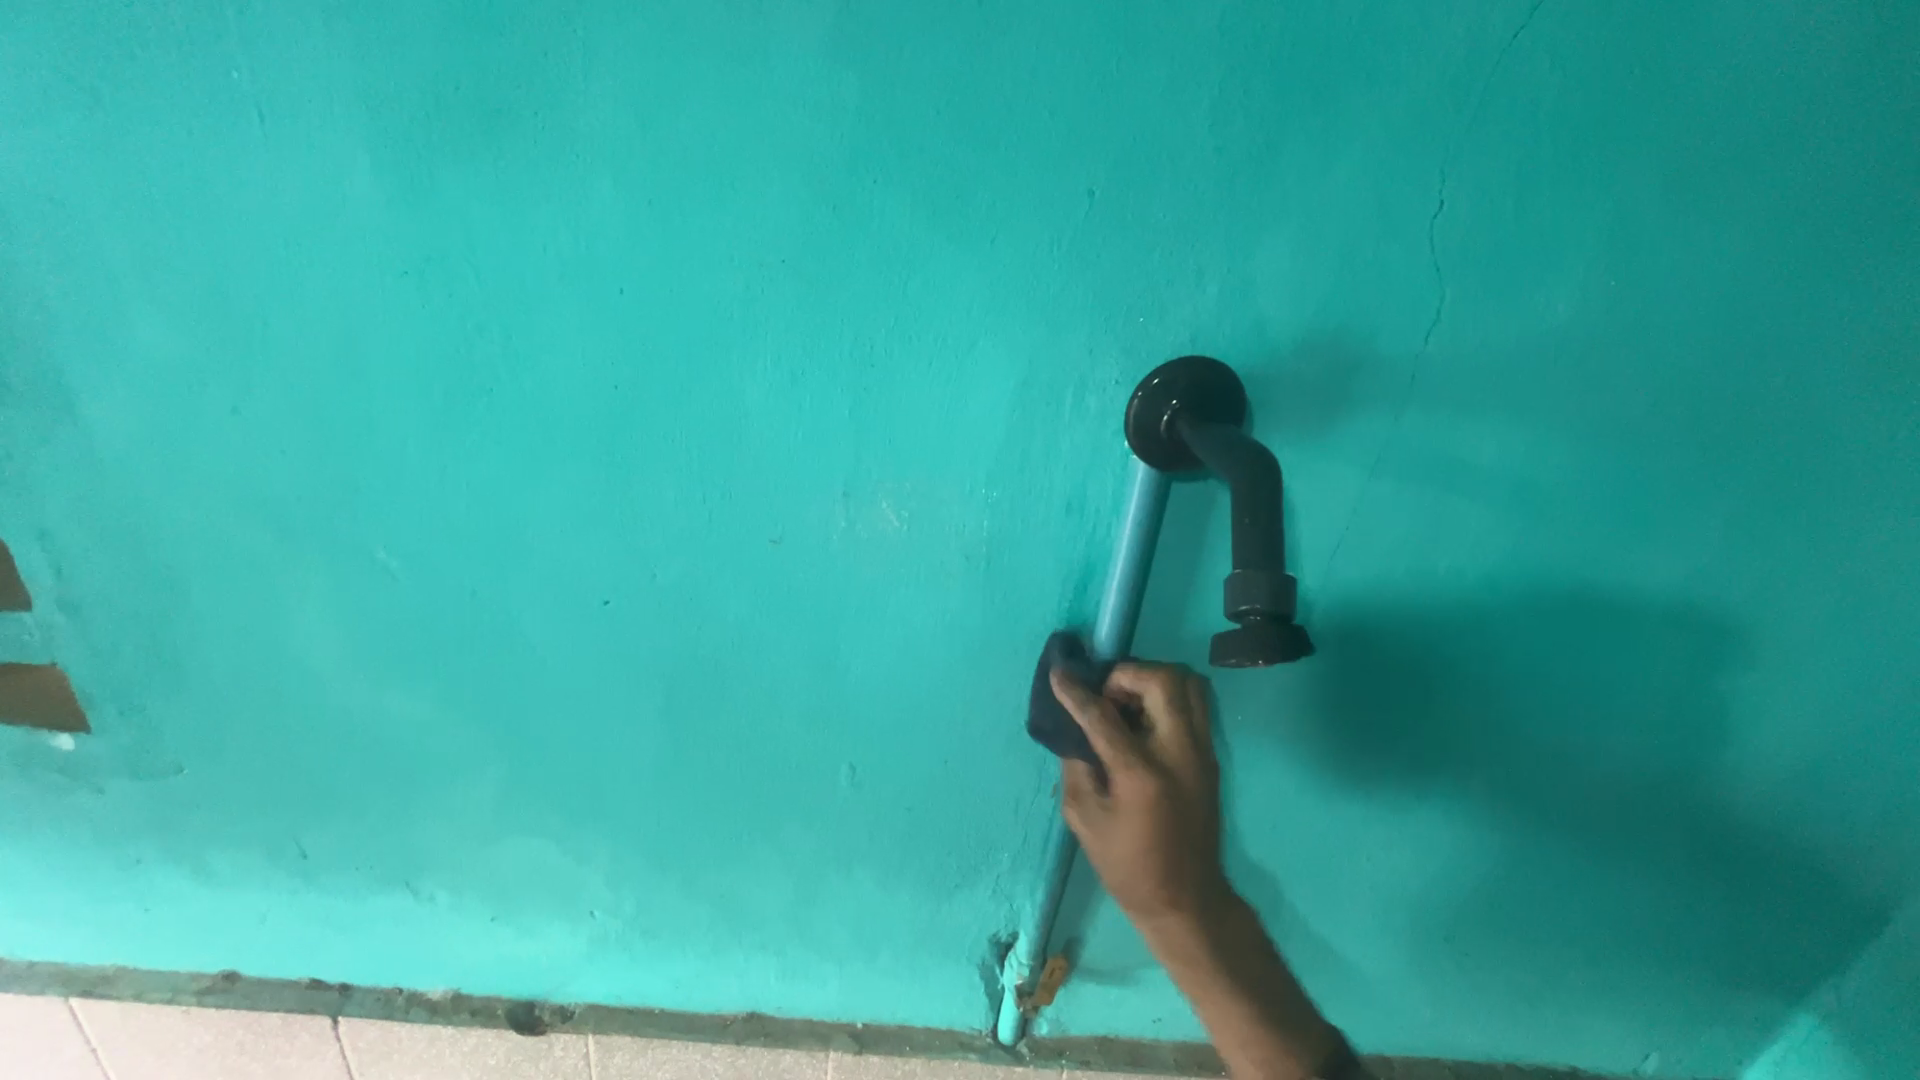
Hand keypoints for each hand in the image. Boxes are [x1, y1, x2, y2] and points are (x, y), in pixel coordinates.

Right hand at [1050, 661, 1231, 924]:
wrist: (1187, 898)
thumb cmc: (1127, 865)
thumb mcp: (1083, 818)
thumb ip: (1076, 765)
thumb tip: (1075, 729)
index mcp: (1140, 773)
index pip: (1103, 715)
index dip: (1075, 691)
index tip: (1058, 672)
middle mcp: (1178, 752)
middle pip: (1161, 680)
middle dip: (1125, 675)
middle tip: (1105, 696)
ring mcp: (1201, 751)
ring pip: (1187, 682)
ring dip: (1151, 680)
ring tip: (1128, 703)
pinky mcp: (1210, 754)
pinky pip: (1195, 702)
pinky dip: (1167, 696)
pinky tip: (1145, 720)